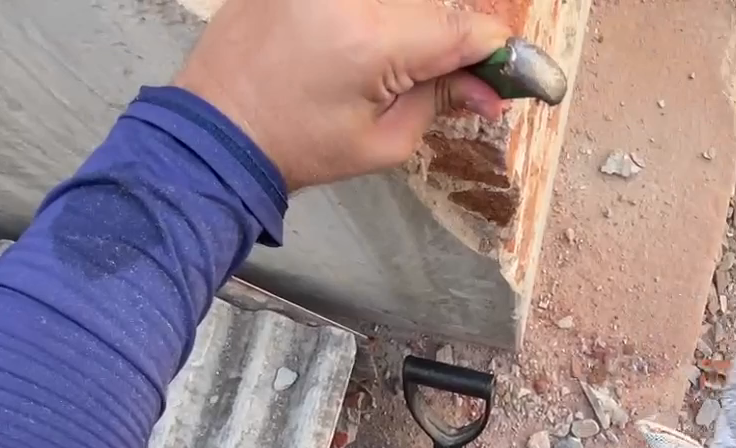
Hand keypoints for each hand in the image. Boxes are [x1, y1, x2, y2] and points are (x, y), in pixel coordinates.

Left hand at [174, 0, 510, 189]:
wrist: (223, 126)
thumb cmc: (303, 146)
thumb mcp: (383, 143)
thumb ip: (439, 103)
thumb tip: (488, 91)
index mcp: (372, 38)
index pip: (460, 27)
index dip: (495, 49)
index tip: (512, 71)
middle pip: (435, 0)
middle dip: (462, 31)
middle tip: (473, 70)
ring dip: (427, 21)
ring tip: (430, 61)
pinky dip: (395, 14)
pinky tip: (390, 46)